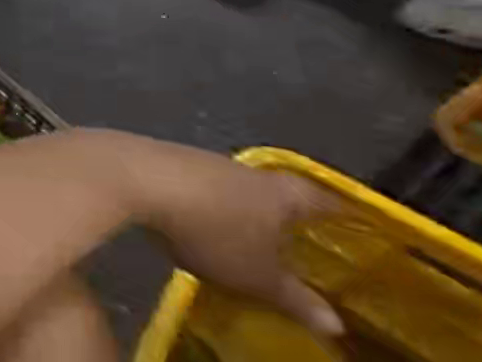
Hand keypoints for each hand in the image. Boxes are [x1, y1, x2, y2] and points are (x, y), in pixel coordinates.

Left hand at [107, 135, 343, 337]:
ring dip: (235, 204)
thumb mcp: (255, 276)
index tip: (353, 221)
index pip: (319, 199)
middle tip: (296, 234)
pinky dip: (199, 199)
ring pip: (227, 182)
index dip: (337, 212)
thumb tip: (335, 324)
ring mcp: (193, 157)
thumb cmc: (207, 227)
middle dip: (281, 209)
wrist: (128, 175)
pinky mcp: (157, 157)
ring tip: (243, 230)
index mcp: (275, 192)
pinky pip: (190, 181)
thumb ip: (294, 298)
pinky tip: (192, 216)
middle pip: (269, 186)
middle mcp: (237, 167)